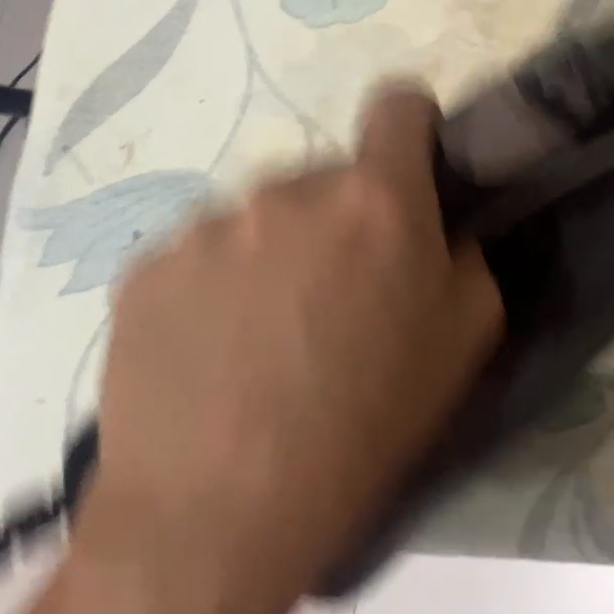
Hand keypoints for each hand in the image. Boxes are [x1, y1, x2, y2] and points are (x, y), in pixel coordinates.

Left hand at [57, 83, 503, 613]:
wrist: (221, 510)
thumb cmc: (369, 415)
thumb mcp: (469, 333)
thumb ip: (466, 257)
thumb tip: (438, 236)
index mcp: (377, 198)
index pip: (398, 104)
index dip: (414, 125)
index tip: (415, 168)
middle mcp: (289, 190)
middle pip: (331, 177)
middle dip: (347, 216)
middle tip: (343, 290)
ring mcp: (208, 226)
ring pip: (265, 216)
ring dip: (281, 250)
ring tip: (272, 329)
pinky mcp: (143, 269)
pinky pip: (203, 254)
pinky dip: (220, 284)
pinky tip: (219, 348)